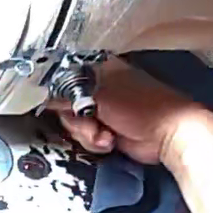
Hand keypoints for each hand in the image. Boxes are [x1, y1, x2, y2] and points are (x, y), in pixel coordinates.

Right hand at [50, 59, 195, 166]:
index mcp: (99, 70)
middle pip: (66, 104)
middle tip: (92, 124)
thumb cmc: (139, 106)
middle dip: (77, 120)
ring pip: (74, 122)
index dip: (58, 93)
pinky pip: (85, 135)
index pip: (65, 78)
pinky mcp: (104, 129)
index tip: (58, 105)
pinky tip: (109, 142)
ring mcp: (101, 110)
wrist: (168, 134)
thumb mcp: (100, 96)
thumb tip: (44, 97)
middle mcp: (97, 88)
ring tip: (105, 137)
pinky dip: (95, 141)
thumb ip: (68, 96)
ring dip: (87, 133)